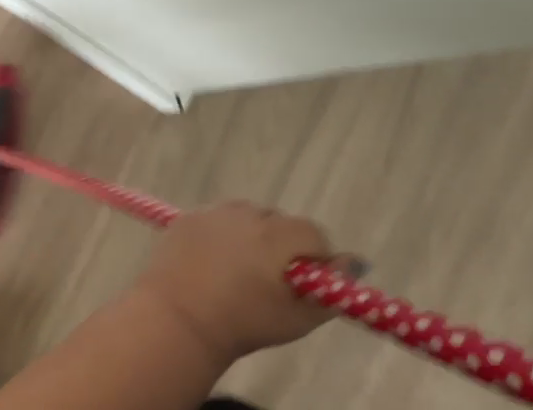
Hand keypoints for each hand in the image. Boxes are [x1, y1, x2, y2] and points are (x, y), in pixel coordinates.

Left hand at [131, 201, 359, 359]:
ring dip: (253, 235)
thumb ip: (333, 289)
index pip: (312, 232)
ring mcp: (209, 212)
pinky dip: (223, 234)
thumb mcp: (300, 316)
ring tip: (242, 271)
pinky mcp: (185, 217)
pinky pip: (215, 219)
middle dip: (284, 245)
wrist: (179, 315)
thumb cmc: (244, 320)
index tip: (307, 282)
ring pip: (245, 216)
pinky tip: (215, 262)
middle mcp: (242, 214)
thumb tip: (354, 263)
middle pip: (277, 220)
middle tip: (273, 279)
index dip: (317, 257)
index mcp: (274, 234)